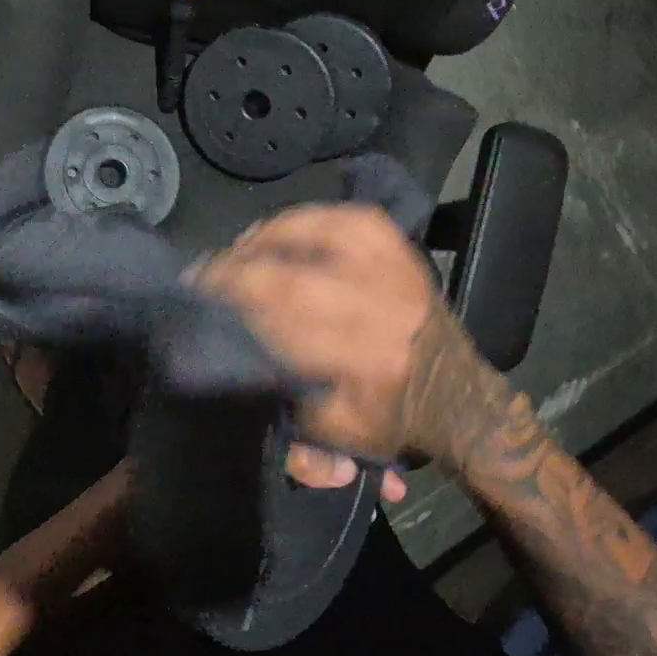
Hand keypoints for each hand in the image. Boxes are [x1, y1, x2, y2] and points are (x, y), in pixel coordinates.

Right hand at [198, 204, 520, 485]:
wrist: (460, 399)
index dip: (230, 306)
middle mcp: (382, 311)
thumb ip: (282, 411)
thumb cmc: (390, 421)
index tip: (196, 301)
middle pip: (290, 278)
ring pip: (318, 236)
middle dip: (235, 272)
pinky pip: (347, 218)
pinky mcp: (403, 252)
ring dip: (263, 239)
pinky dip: (306, 218)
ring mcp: (397, 273)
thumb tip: (234, 366)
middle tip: (203, 275)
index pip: (280, 325)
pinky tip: (278, 230)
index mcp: (364, 364)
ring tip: (235, 252)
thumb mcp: (333, 438)